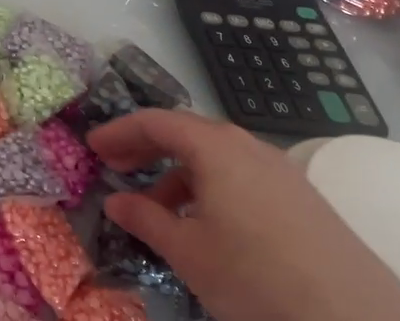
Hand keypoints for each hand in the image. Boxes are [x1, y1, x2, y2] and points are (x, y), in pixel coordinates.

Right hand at [87, 109, 399, 320]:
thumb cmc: (257, 277)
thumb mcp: (188, 252)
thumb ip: (146, 219)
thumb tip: (116, 201)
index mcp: (216, 147)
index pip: (156, 121)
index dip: (120, 131)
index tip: (93, 147)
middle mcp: (250, 147)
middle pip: (187, 133)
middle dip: (148, 148)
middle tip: (117, 167)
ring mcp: (284, 172)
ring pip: (218, 158)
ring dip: (180, 173)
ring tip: (161, 208)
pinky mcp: (306, 201)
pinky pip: (245, 177)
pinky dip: (213, 188)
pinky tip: (209, 226)